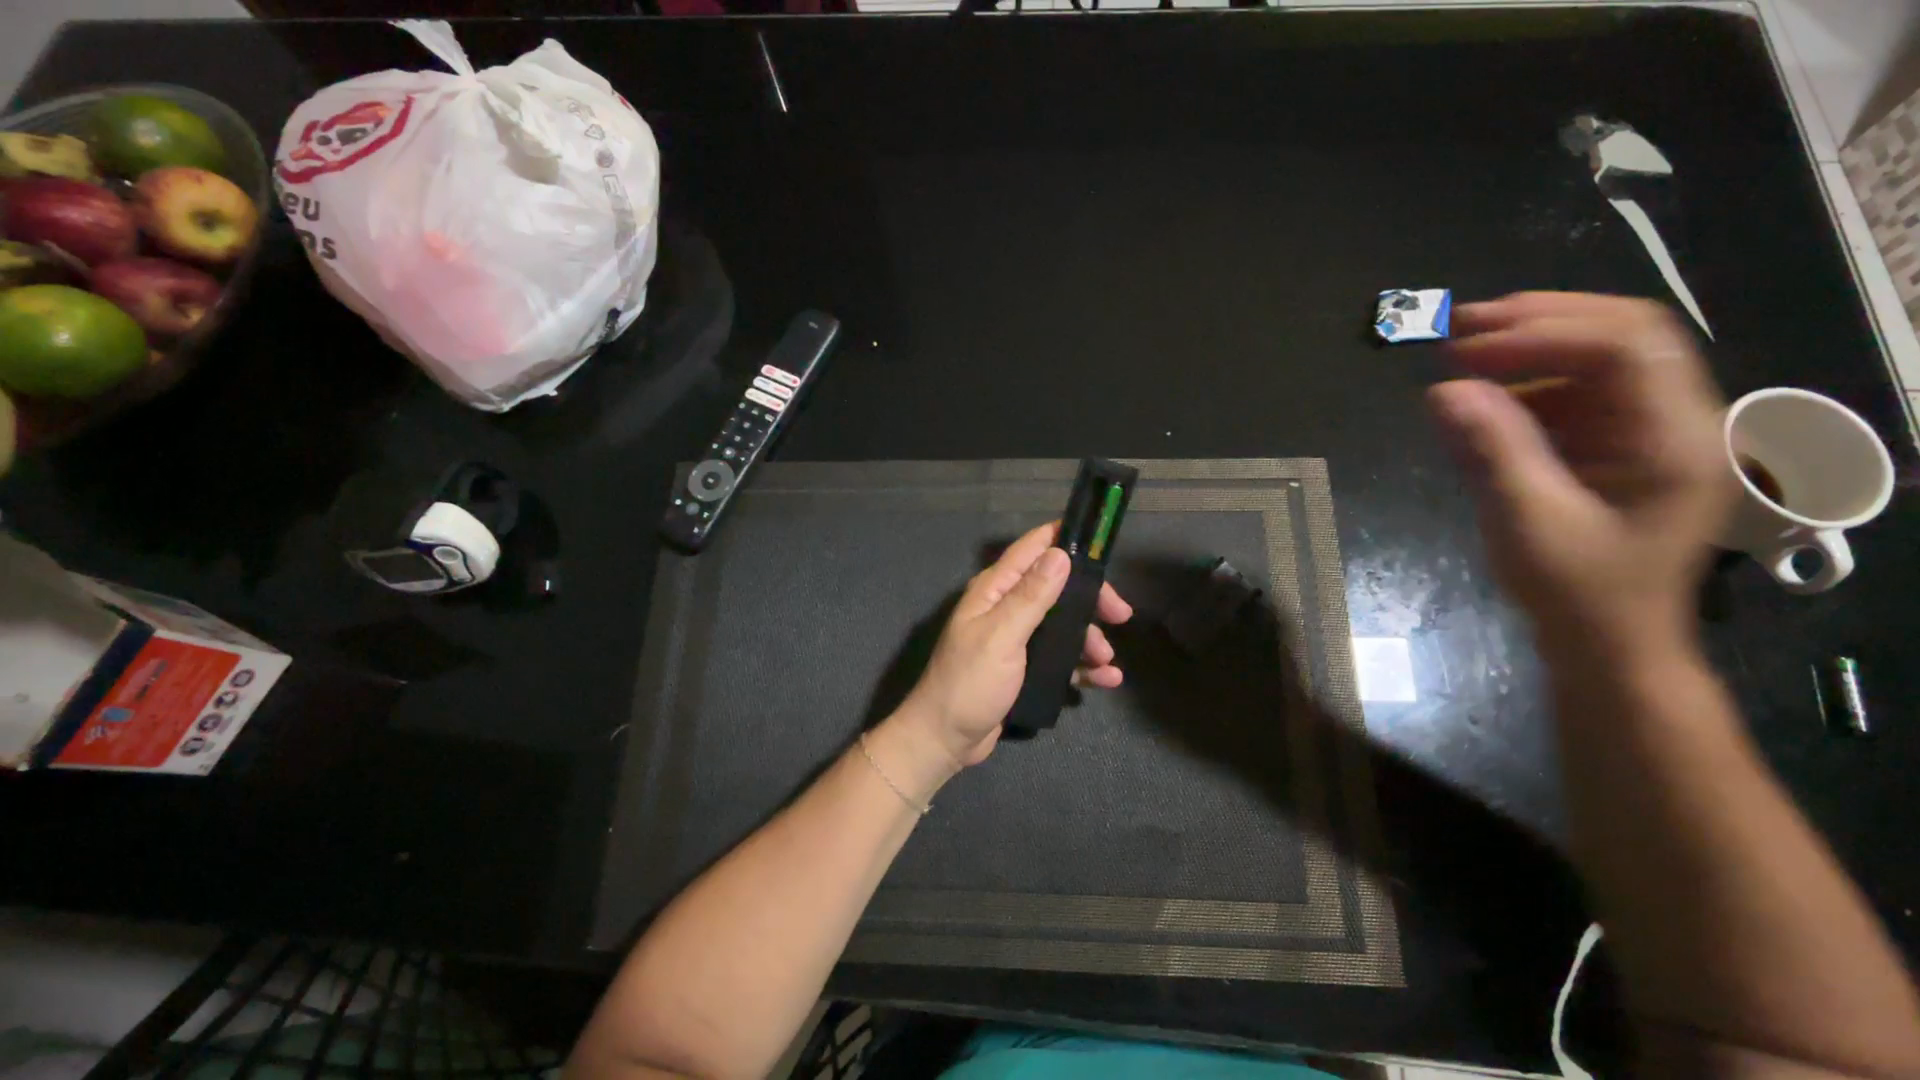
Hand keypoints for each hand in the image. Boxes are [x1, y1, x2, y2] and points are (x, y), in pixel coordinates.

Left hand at [892, 521, 1132, 767]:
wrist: (946, 740)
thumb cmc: (969, 683)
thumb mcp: (1002, 636)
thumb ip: (1031, 596)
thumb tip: (1060, 553)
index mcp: (994, 590)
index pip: (1032, 549)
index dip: (1065, 540)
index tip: (1102, 543)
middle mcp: (1006, 607)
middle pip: (1057, 588)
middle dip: (1090, 598)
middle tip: (1121, 614)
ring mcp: (1016, 639)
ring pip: (1064, 625)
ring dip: (1089, 637)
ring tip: (1107, 659)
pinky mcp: (1025, 668)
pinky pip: (1061, 658)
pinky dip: (1084, 666)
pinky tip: (1106, 679)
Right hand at [1429, 293, 1732, 663]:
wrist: (1610, 646)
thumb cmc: (1580, 594)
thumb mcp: (1530, 523)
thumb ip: (1493, 451)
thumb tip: (1442, 391)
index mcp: (1676, 439)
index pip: (1626, 346)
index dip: (1545, 333)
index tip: (1468, 350)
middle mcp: (1676, 420)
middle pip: (1621, 334)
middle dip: (1538, 321)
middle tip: (1461, 327)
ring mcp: (1650, 430)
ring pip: (1598, 356)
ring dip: (1529, 347)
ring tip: (1461, 353)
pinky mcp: (1620, 445)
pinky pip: (1578, 392)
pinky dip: (1527, 384)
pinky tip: (1482, 400)